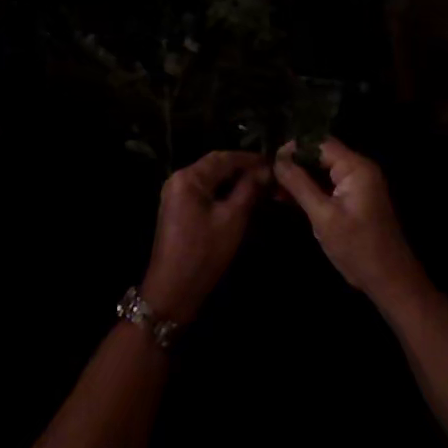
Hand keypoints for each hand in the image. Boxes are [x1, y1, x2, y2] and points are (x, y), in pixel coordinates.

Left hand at [140, 151, 267, 322]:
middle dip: (243, 169)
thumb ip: (249, 190)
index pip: (223, 157)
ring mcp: (176, 194)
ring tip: (261, 186)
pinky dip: (223, 192)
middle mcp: (179, 179)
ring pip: (211, 179)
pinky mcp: (179, 208)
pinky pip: (204, 192)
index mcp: (189, 177)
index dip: (250, 159)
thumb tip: (266, 170)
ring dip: (234, 180)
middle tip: (271, 175)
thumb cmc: (204, 253)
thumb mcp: (232, 219)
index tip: (275, 162)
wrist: (173, 290)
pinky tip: (242, 198)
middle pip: (215, 165)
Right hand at [273, 139, 426, 304]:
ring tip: (269, 184)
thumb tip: (277, 159)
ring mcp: (356, 184)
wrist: (389, 281)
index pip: (318, 143)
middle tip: (265, 172)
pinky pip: (326, 185)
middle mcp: (358, 169)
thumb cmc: (357, 248)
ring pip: (320, 170)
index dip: (292, 148)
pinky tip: (284, 196)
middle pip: (319, 154)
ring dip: (298, 176)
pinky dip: (308, 189)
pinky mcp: (352, 198)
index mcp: (356, 167)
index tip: (267, 159)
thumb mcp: (323, 216)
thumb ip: (299, 184)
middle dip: (293, 162)